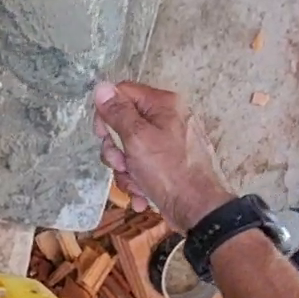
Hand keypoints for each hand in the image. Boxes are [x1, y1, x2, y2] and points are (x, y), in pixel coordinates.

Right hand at [93, 81, 234, 234]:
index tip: (104, 136)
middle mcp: (168, 118)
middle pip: (123, 124)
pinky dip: (137, 180)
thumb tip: (101, 87)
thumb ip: (117, 112)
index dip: (106, 114)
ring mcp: (168, 142)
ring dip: (125, 170)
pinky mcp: (168, 163)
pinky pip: (142, 165)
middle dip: (115, 149)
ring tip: (136, 183)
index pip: (121, 93)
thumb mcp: (136, 138)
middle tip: (122, 163)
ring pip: (129, 149)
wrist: (197, 210)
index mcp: (163, 105)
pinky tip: (142, 193)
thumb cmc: (169, 172)